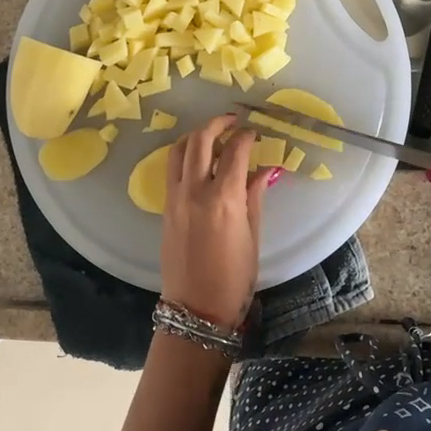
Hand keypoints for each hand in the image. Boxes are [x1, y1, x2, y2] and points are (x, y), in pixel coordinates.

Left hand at [159, 113, 274, 329]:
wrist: (196, 310)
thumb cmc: (234, 278)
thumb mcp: (253, 236)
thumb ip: (255, 197)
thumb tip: (264, 169)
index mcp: (223, 199)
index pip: (234, 151)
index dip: (246, 136)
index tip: (255, 132)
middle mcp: (195, 191)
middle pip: (201, 140)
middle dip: (218, 124)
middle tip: (233, 121)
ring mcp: (176, 198)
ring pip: (179, 150)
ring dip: (196, 136)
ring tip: (213, 135)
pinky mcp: (165, 207)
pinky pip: (172, 169)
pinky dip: (184, 155)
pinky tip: (199, 160)